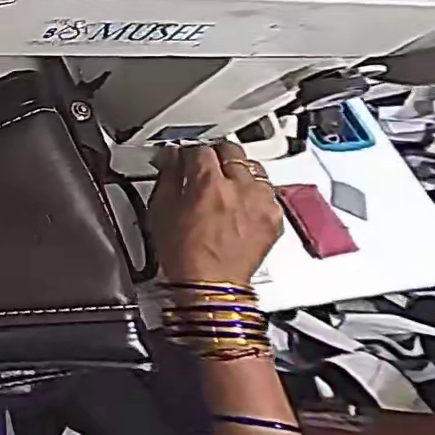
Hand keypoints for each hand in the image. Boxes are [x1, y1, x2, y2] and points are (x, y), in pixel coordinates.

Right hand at [151, 142, 282, 284]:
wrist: (209, 286)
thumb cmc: (184, 255)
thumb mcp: (160, 208)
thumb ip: (168, 175)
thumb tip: (172, 158)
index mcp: (208, 183)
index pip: (200, 148)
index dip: (187, 151)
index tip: (183, 156)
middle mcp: (240, 189)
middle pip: (231, 150)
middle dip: (215, 154)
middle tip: (204, 164)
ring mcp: (261, 203)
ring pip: (253, 168)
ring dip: (238, 171)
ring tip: (225, 183)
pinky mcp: (274, 218)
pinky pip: (266, 192)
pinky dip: (253, 192)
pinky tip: (240, 202)